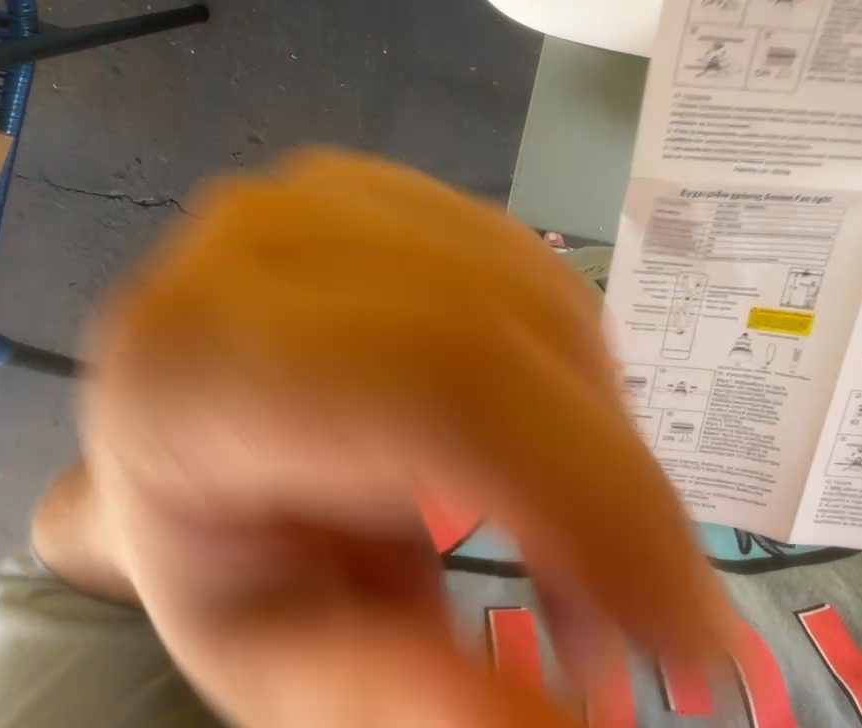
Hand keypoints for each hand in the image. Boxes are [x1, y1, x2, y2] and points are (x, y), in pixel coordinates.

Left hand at [66, 149, 729, 727]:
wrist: (175, 416)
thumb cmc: (204, 538)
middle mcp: (267, 241)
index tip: (686, 628)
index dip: (592, 492)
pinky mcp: (386, 184)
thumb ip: (397, 697)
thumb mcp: (272, 652)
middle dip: (612, 482)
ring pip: (538, 295)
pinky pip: (530, 267)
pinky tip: (546, 439)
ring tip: (579, 539)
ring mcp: (332, 191)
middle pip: (509, 330)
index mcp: (202, 360)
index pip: (443, 381)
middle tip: (643, 612)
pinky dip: (571, 368)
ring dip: (598, 431)